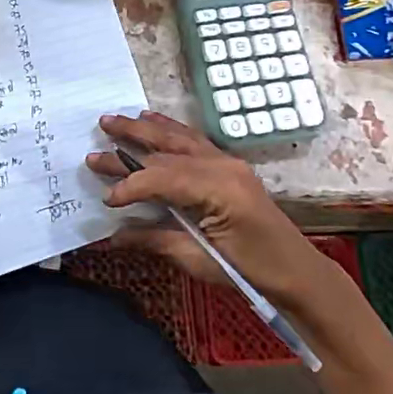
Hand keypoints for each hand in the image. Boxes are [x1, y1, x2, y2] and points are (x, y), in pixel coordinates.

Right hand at [87, 111, 337, 305]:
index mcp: (219, 190)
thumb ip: (153, 240)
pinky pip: (193, 140)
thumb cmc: (249, 270)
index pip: (162, 178)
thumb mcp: (198, 259)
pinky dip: (168, 129)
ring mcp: (228, 163)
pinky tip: (151, 120)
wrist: (297, 273)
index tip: (107, 199)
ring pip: (177, 139)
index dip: (130, 186)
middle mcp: (223, 167)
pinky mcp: (229, 165)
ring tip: (113, 121)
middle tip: (95, 145)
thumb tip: (111, 236)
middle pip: (165, 152)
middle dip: (127, 147)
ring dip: (143, 129)